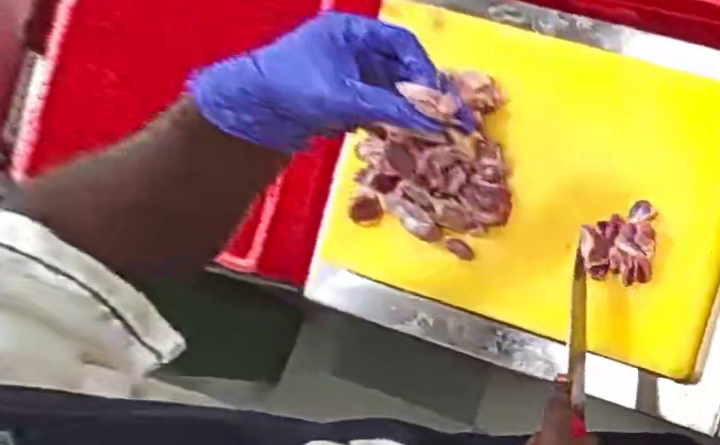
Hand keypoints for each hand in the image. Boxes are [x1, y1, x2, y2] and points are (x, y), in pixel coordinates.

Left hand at [189, 13, 450, 151]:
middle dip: (435, 98)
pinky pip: (395, 107)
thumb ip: (397, 110)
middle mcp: (359, 49)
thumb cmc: (294, 88)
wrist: (258, 109)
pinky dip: (410, 122)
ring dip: (426, 113)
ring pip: (405, 91)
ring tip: (447, 135)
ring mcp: (360, 74)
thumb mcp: (350, 98)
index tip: (441, 101)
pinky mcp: (359, 97)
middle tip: (461, 124)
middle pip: (410, 69)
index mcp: (352, 32)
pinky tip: (423, 138)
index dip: (427, 72)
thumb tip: (439, 127)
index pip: (405, 45)